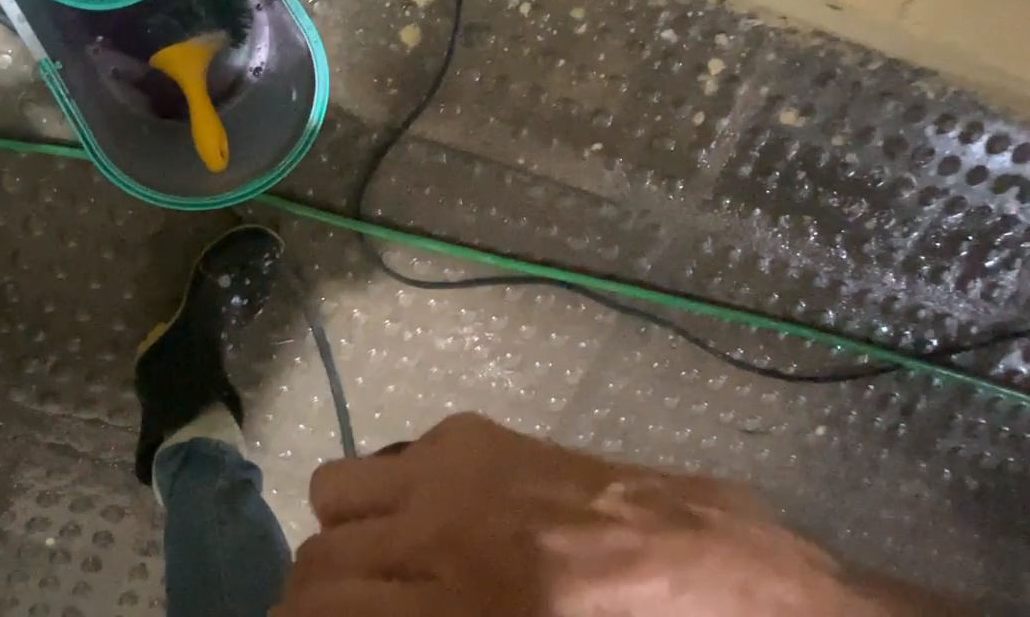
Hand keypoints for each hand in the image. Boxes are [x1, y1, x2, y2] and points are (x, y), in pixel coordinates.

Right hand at [274, 413, 947, 616]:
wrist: (717, 569)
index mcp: (468, 607)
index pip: (324, 608)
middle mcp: (444, 528)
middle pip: (318, 557)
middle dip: (313, 598)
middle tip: (345, 615)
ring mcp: (451, 467)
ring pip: (332, 492)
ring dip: (346, 536)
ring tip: (386, 565)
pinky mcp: (469, 432)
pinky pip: (387, 460)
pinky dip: (391, 496)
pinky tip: (437, 523)